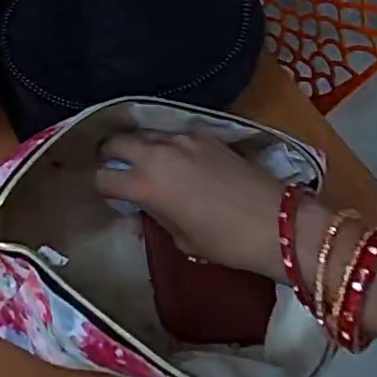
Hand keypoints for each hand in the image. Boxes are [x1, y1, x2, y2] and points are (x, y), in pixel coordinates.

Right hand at [94, 132, 298, 279]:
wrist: (276, 221)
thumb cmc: (226, 243)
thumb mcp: (182, 239)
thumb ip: (157, 215)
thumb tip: (146, 205)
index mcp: (147, 184)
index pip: (105, 178)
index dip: (101, 186)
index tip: (106, 192)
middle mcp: (157, 153)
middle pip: (117, 142)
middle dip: (109, 153)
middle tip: (111, 163)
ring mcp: (181, 138)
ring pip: (145, 133)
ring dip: (139, 145)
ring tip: (143, 158)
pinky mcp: (203, 133)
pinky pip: (173, 134)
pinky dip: (167, 143)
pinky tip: (176, 157)